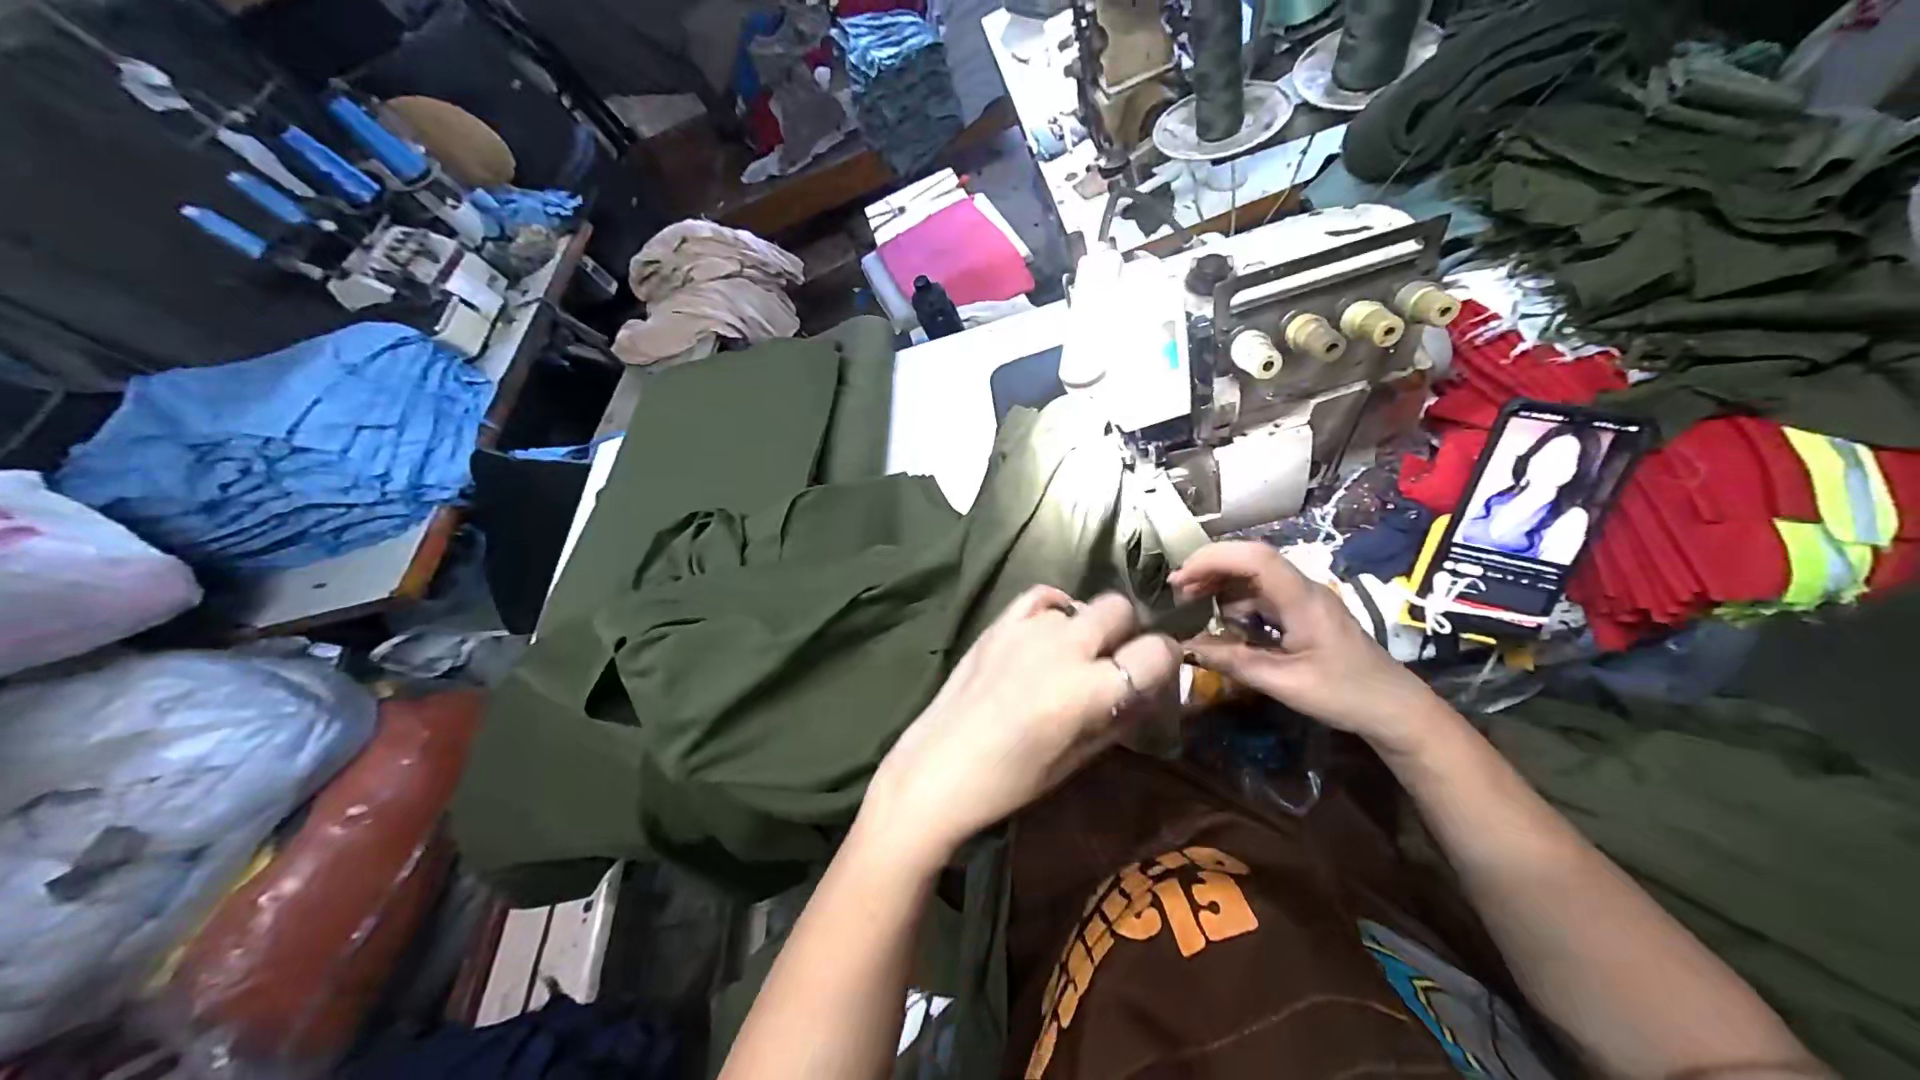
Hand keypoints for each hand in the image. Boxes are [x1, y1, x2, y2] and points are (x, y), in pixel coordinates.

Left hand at [860, 587, 1181, 870]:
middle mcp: (1064, 647)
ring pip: (1082, 602)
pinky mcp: (999, 624)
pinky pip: (1041, 596)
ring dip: (1090, 624)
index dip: (1165, 661)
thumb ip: (1119, 720)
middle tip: (1116, 661)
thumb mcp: (1076, 760)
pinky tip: (1050, 630)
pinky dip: (1055, 608)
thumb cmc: (1010, 781)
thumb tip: (1148, 694)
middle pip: (1121, 609)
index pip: (1155, 651)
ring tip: (1075, 653)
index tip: (1156, 674)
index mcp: (1089, 689)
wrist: (938, 769)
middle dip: (1128, 632)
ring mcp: (1028, 629)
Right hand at [1169, 541, 1442, 753]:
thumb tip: (1185, 647)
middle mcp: (1302, 588)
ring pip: (1253, 575)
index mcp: (1302, 598)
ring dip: (1219, 583)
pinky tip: (1220, 620)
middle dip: (1209, 568)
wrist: (1395, 709)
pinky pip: (1261, 593)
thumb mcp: (1283, 683)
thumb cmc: (1344, 694)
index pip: (1254, 557)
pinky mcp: (1302, 611)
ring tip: (1190, 603)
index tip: (1180, 579)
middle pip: (1250, 559)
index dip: (1212, 559)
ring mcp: (1303, 598)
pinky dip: (1234, 600)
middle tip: (1177, 592)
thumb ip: (1233, 661)